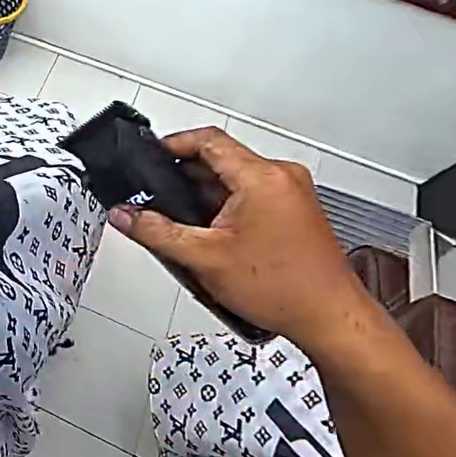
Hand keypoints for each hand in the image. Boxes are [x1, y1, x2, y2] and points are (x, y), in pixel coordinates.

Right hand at [109, 128, 376, 347]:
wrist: (328, 316)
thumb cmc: (286, 290)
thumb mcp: (204, 259)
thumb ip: (155, 232)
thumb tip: (127, 215)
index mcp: (262, 177)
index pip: (207, 139)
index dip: (173, 144)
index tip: (153, 156)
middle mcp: (282, 176)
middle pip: (220, 160)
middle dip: (185, 179)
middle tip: (161, 200)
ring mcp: (292, 192)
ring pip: (234, 180)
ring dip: (206, 197)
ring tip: (188, 228)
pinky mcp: (295, 209)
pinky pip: (252, 195)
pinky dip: (227, 209)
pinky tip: (214, 239)